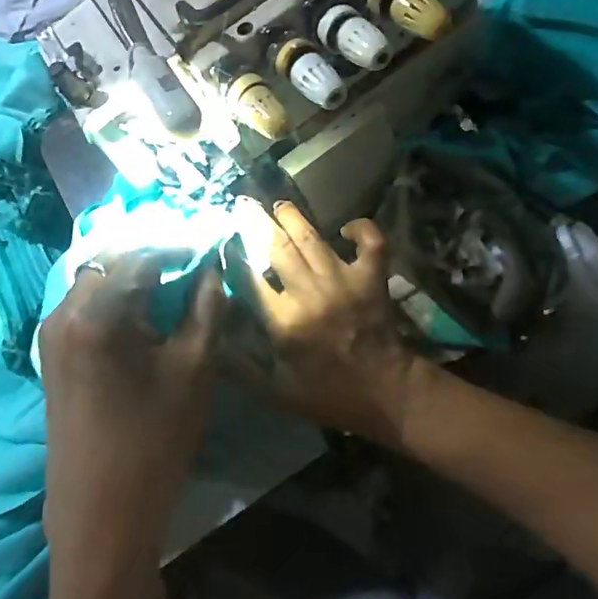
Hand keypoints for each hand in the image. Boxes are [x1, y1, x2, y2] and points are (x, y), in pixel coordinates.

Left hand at [39, 251, 225, 561]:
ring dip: (132, 276)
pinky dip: (114, 299)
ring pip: (96, 281)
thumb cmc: (155, 440)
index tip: (209, 246)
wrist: (100, 513)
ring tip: (171, 289)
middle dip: (152, 255)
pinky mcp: (52, 354)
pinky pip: (84, 306)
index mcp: (98, 312)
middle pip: (112, 261)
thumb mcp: (193, 368)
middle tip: (191, 265)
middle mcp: (64, 312)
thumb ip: (205, 308)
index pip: (142, 254)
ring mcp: (51, 334)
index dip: (179, 245)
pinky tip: (143, 316)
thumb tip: (212, 268)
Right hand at [237, 202, 424, 445]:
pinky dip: (361, 229)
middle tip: (243, 204)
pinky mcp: (372, 278)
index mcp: (285, 322)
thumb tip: (210, 345)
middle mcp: (311, 293)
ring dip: (294, 218)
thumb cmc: (329, 394)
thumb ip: (241, 368)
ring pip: (313, 238)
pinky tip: (346, 228)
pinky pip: (370, 243)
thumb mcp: (277, 392)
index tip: (224, 239)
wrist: (387, 393)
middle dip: (257, 223)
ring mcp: (344, 281)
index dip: (235, 256)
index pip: (251, 279)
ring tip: (279, 205)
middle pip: (278, 248)